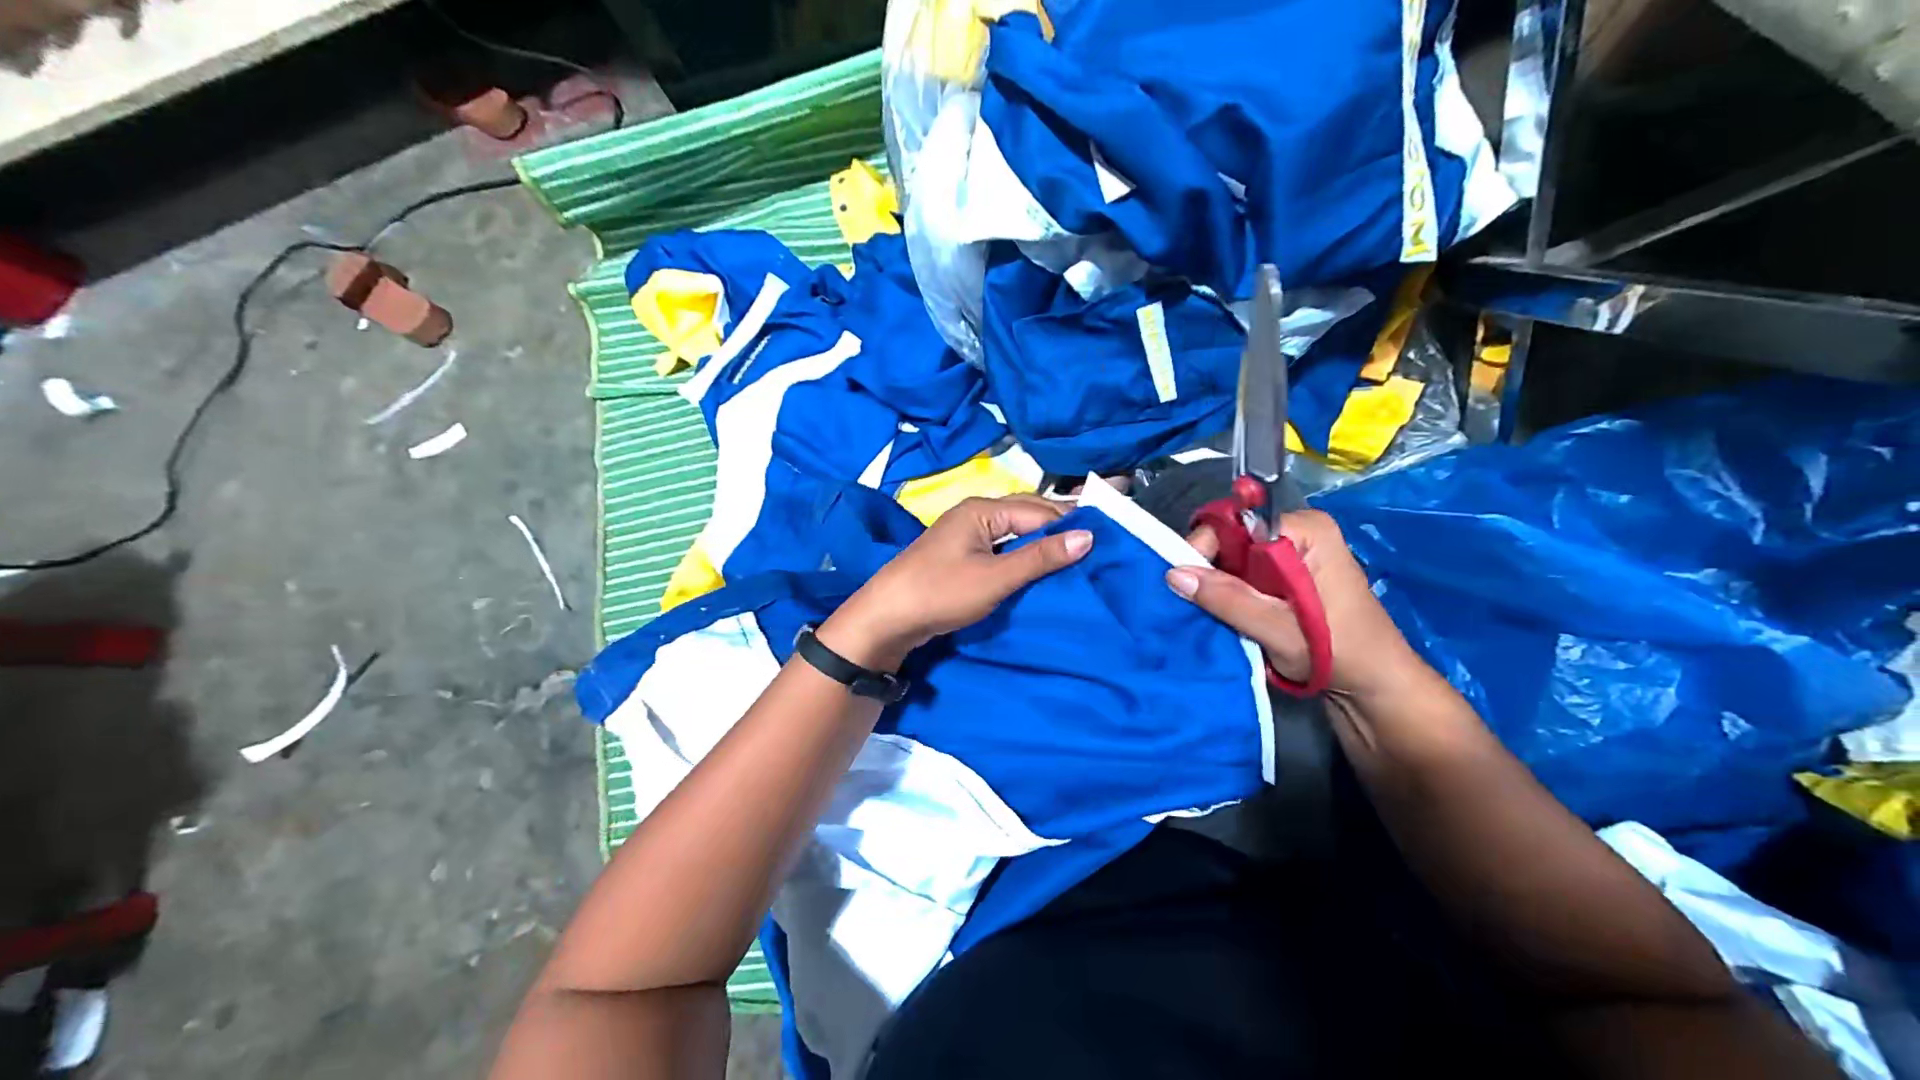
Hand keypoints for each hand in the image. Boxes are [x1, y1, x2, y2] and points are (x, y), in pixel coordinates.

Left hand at [817, 496, 1092, 670]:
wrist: (887, 618)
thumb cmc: (941, 592)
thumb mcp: (996, 577)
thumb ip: (1040, 557)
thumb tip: (1088, 536)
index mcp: (983, 510)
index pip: (1039, 510)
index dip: (1071, 522)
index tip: (1107, 536)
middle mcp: (975, 514)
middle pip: (1028, 515)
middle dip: (1060, 527)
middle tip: (1100, 543)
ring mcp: (966, 535)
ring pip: (1015, 532)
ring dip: (1043, 542)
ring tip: (1078, 556)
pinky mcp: (962, 556)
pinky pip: (1002, 547)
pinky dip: (1024, 555)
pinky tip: (1041, 568)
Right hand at [1166, 508, 1425, 698]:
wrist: (1374, 690)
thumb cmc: (1340, 655)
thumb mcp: (1280, 630)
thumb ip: (1229, 600)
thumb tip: (1173, 573)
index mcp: (1305, 530)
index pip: (1235, 523)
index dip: (1205, 549)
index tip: (1181, 582)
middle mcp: (1296, 534)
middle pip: (1230, 542)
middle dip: (1208, 573)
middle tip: (1191, 605)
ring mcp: (1290, 558)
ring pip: (1232, 564)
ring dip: (1217, 591)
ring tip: (1204, 616)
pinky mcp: (1283, 580)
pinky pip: (1242, 579)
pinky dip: (1229, 600)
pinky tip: (1223, 620)